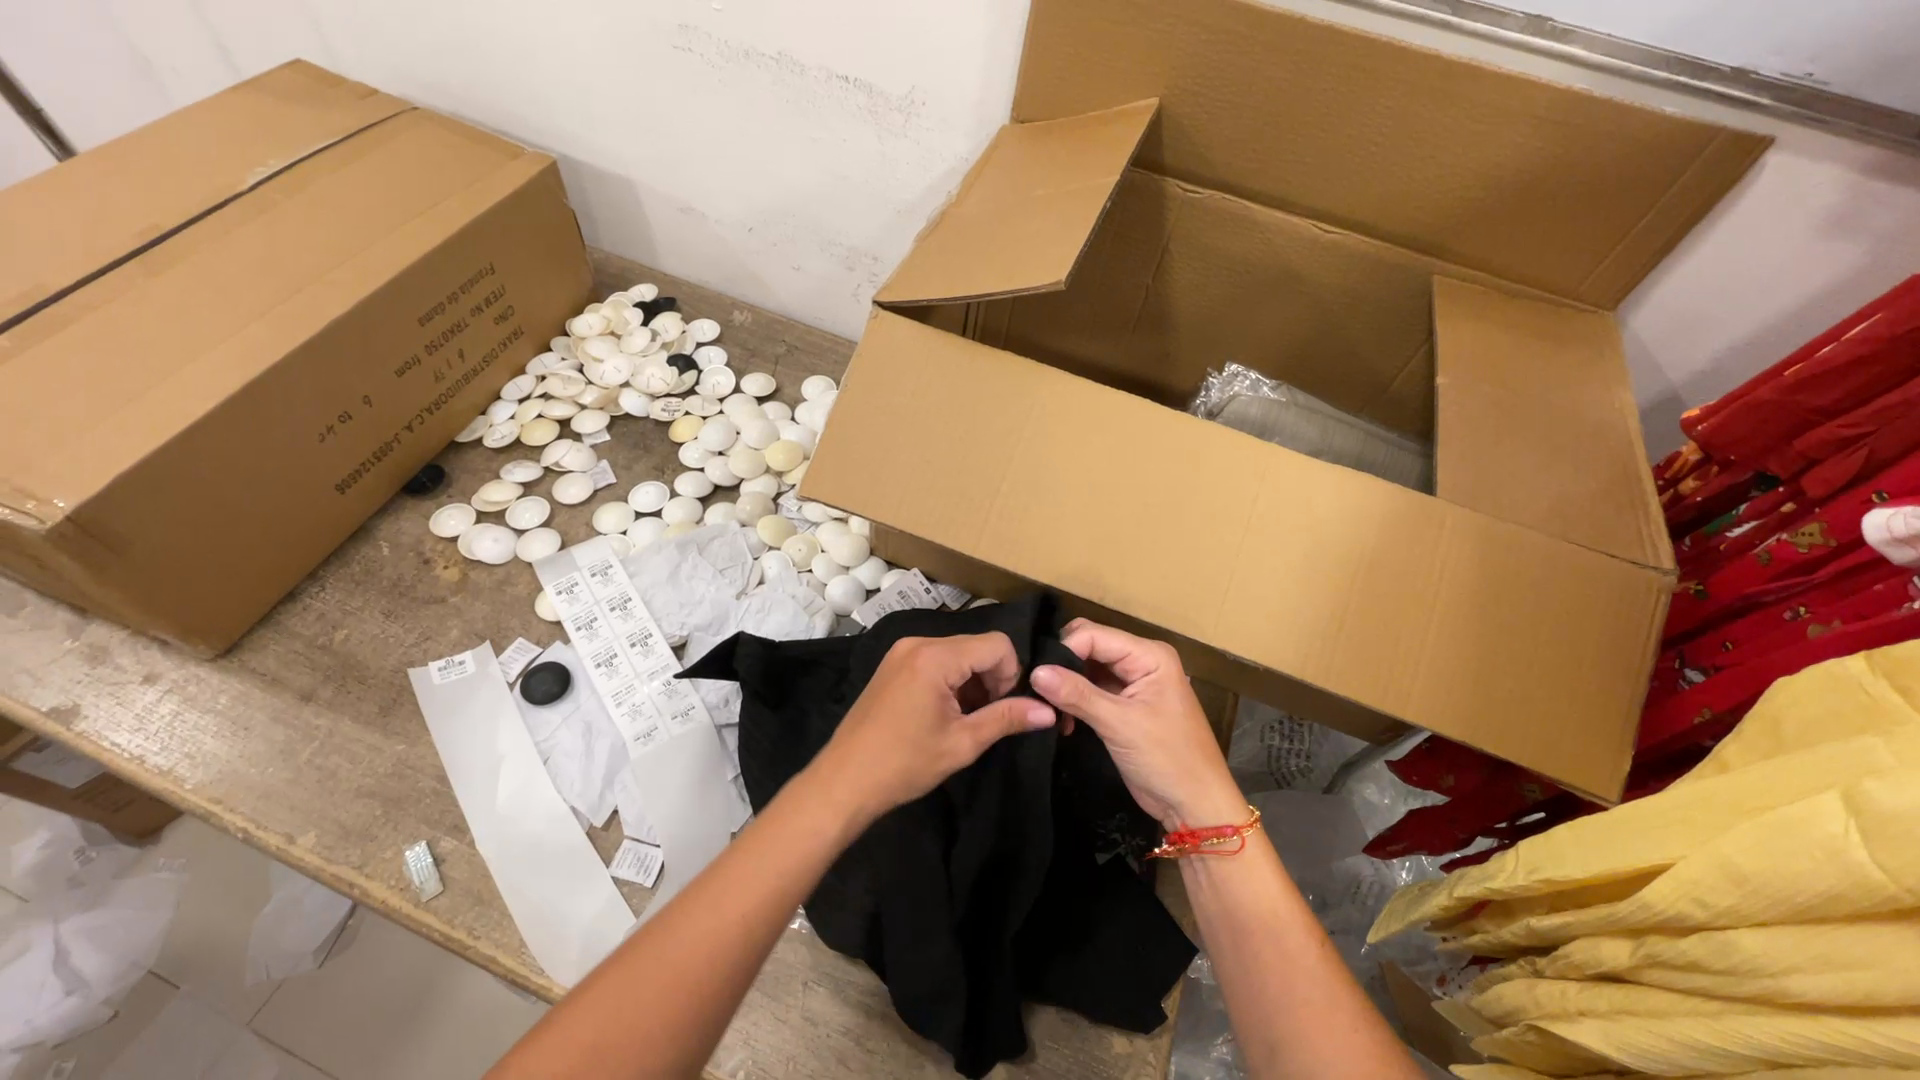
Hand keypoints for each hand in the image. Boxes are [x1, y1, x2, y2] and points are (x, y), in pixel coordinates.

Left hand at [810, 633, 1054, 822]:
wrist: (844, 781)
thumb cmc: (905, 764)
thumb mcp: (962, 743)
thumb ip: (1006, 719)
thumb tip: (1048, 710)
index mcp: (935, 657)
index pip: (997, 644)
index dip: (1011, 674)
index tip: (1003, 709)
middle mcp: (918, 643)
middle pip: (977, 645)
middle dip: (992, 678)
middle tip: (986, 718)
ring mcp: (902, 652)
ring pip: (959, 653)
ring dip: (972, 681)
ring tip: (965, 720)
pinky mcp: (893, 664)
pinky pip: (937, 659)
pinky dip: (951, 680)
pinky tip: (944, 714)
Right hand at [1030, 620, 1241, 829]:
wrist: (1195, 804)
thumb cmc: (1167, 758)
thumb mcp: (1120, 724)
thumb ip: (1077, 694)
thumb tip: (1035, 672)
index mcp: (1149, 655)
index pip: (1093, 635)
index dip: (1064, 651)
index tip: (1036, 678)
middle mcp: (1141, 661)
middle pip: (1089, 647)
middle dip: (1063, 665)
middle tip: (1038, 691)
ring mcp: (1132, 683)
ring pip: (1087, 669)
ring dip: (1066, 687)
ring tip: (1048, 711)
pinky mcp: (1124, 706)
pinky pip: (1091, 691)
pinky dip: (1075, 702)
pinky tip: (1063, 722)